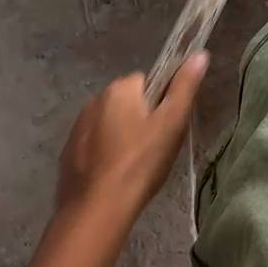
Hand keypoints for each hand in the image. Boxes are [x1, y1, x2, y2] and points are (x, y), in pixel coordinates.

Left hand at [4, 54, 209, 266]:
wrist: (96, 212)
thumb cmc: (140, 163)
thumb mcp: (172, 123)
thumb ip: (185, 86)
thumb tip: (199, 54)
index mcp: (120, 88)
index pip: (148, 82)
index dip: (161, 103)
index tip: (166, 128)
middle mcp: (94, 101)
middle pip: (128, 103)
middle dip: (141, 120)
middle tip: (154, 149)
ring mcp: (77, 129)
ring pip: (109, 124)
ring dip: (121, 137)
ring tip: (134, 167)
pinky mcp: (67, 155)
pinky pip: (93, 146)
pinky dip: (104, 155)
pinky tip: (113, 177)